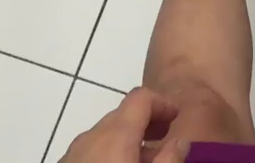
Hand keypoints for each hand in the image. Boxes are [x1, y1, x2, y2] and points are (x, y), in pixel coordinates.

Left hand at [57, 88, 187, 162]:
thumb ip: (169, 160)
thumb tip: (180, 140)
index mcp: (115, 134)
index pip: (140, 98)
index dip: (162, 103)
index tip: (177, 117)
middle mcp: (92, 136)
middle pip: (122, 115)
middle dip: (146, 123)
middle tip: (165, 138)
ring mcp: (73, 155)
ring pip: (105, 136)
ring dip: (128, 141)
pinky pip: (91, 154)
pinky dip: (109, 156)